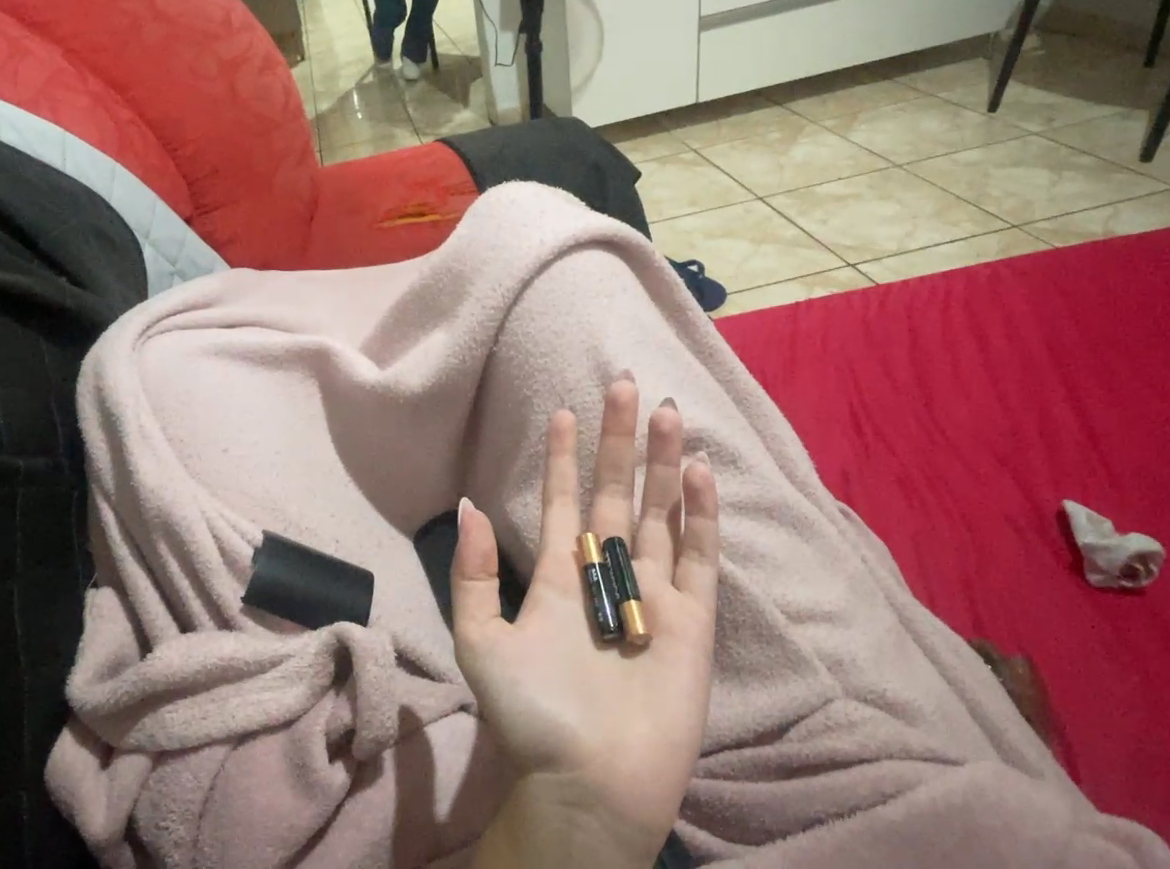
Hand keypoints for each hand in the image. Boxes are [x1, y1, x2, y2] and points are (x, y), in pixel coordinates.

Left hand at [453, 378, 719, 867]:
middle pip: (616, 493)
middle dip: (620, 441)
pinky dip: (702, 515)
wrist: (584, 785)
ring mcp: (651, 593)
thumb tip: (467, 505)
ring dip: (664, 463)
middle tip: (625, 384)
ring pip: (659, 512)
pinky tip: (700, 471)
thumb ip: (473, 572)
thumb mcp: (481, 640)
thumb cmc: (530, 716)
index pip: (564, 501)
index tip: (566, 410)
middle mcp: (605, 574)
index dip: (565, 457)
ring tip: (667, 411)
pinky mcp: (691, 620)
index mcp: (557, 576)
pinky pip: (698, 557)